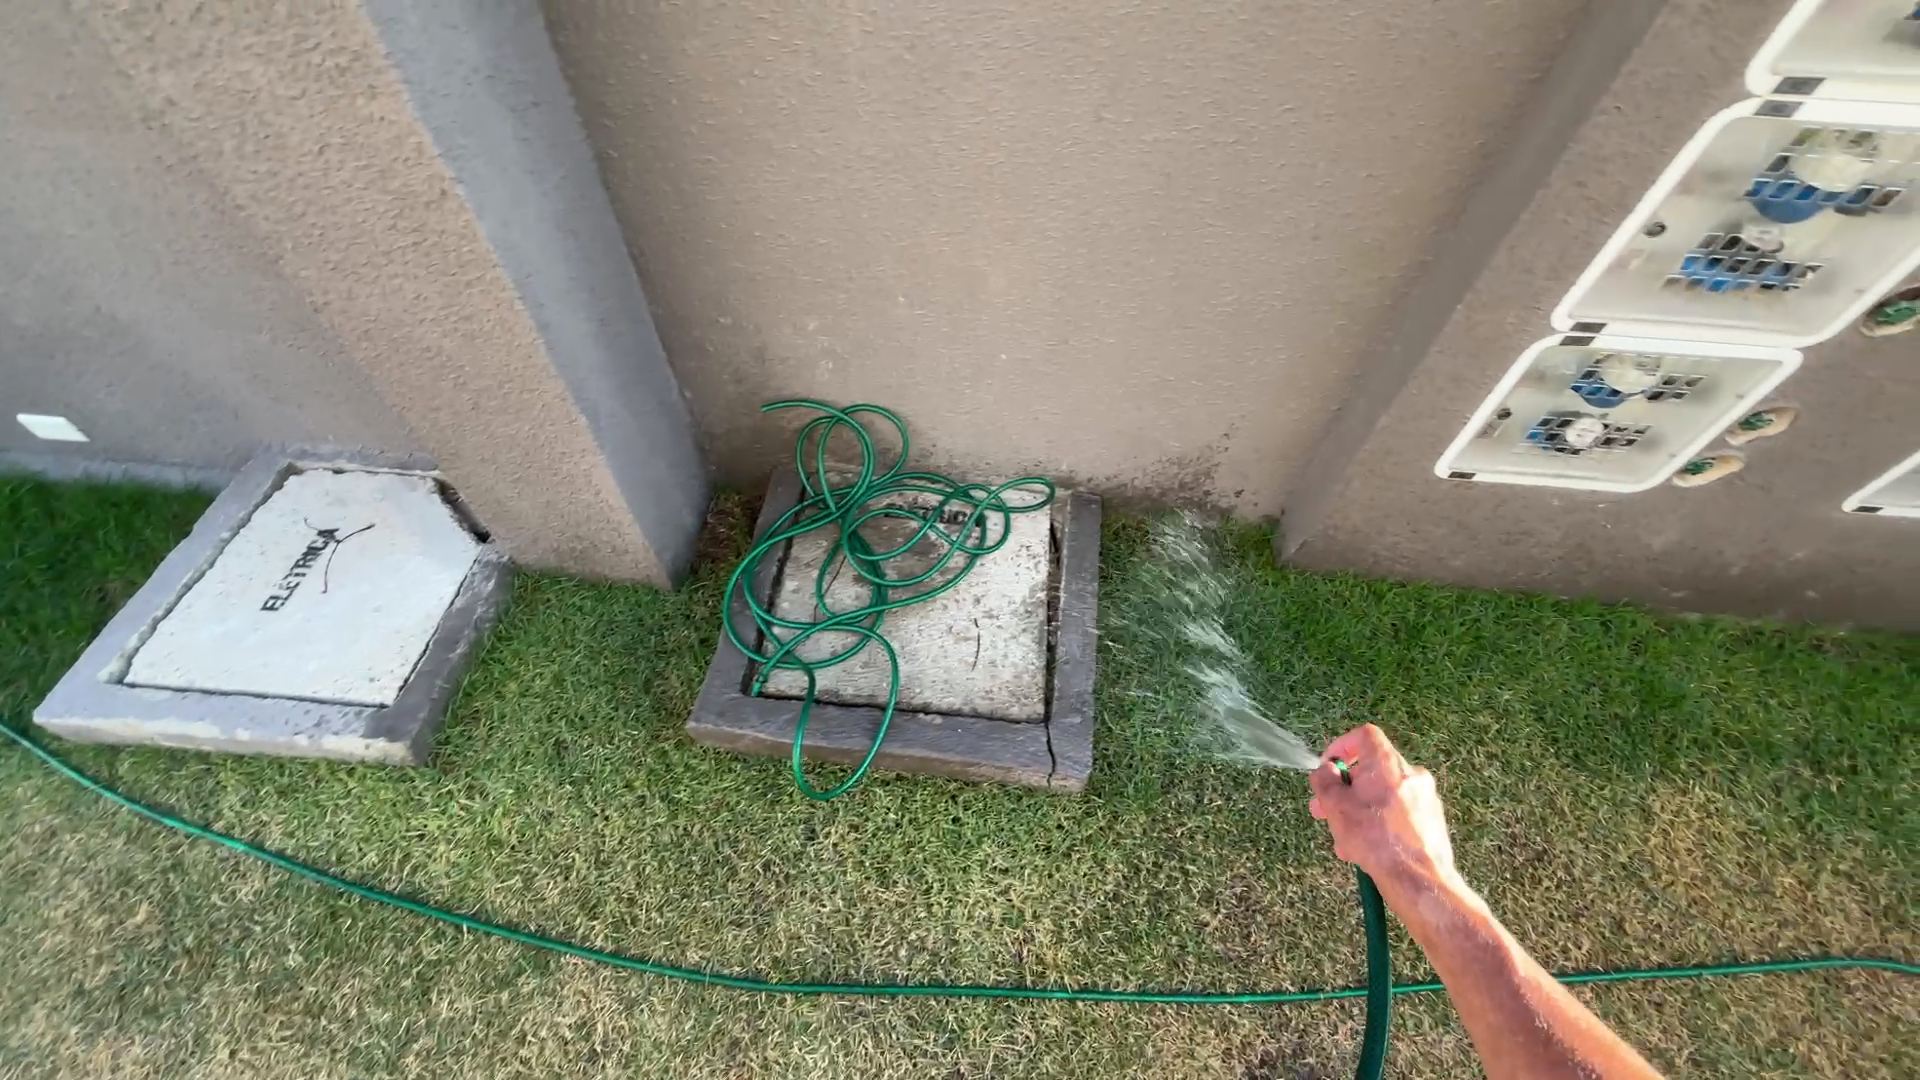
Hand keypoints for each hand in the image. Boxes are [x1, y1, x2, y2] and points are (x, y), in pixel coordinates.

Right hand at [1309, 724, 1460, 897]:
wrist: (1418, 880)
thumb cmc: (1372, 836)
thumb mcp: (1334, 803)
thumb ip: (1324, 778)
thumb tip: (1328, 770)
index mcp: (1388, 763)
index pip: (1364, 735)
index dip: (1341, 746)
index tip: (1328, 768)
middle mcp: (1411, 774)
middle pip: (1370, 770)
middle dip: (1343, 790)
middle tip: (1323, 811)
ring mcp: (1426, 799)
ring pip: (1381, 796)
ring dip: (1357, 811)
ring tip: (1343, 839)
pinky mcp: (1432, 822)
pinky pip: (1397, 813)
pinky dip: (1378, 823)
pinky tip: (1365, 849)